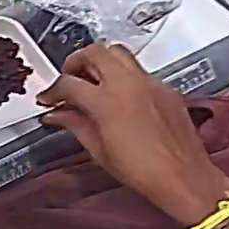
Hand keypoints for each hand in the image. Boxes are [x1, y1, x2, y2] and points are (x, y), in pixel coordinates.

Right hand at [36, 43, 228, 223]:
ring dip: (99, 60)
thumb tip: (57, 115)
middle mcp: (128, 84)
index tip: (47, 99)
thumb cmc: (141, 170)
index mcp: (106, 101)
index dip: (51, 91)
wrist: (181, 176)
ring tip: (91, 80)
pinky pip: (138, 70)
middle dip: (74, 63)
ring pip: (118, 53)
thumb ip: (74, 124)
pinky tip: (118, 95)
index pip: (68, 83)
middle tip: (67, 79)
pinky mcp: (164, 88)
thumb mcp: (97, 149)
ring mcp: (149, 82)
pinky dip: (122, 74)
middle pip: (93, 53)